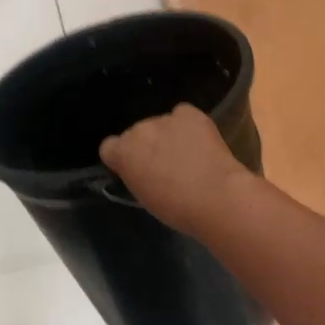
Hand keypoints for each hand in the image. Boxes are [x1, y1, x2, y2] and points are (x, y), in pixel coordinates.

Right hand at [99, 104, 252, 235]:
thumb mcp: (145, 198)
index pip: (109, 147)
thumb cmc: (177, 210)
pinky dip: (189, 125)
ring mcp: (164, 119)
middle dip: (148, 146)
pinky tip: (200, 141)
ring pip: (161, 124)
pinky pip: (183, 114)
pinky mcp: (189, 114)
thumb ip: (137, 176)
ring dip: (169, 136)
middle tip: (167, 166)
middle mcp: (138, 130)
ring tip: (190, 156)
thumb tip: (144, 171)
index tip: (137, 170)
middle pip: (137, 133)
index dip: (123, 157)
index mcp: (122, 153)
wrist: (215, 197)